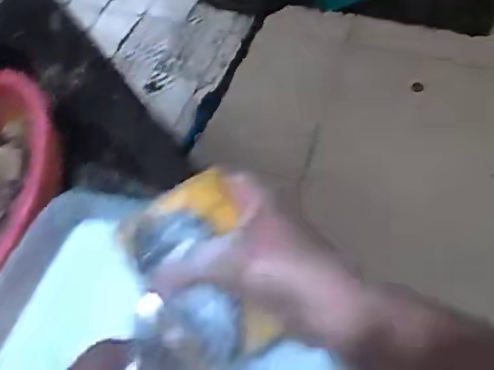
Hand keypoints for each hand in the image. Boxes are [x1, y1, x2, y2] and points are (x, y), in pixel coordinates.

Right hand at [150, 172, 380, 352]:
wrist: (341, 312)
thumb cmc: (286, 269)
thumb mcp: (231, 263)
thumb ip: (189, 266)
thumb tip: (152, 278)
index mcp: (257, 194)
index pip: (217, 180)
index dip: (191, 193)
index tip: (165, 214)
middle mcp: (267, 211)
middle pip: (222, 215)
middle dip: (196, 231)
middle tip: (165, 250)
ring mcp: (277, 243)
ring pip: (233, 246)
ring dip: (210, 260)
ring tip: (178, 276)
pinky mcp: (284, 273)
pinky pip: (245, 272)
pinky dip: (227, 282)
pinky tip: (207, 296)